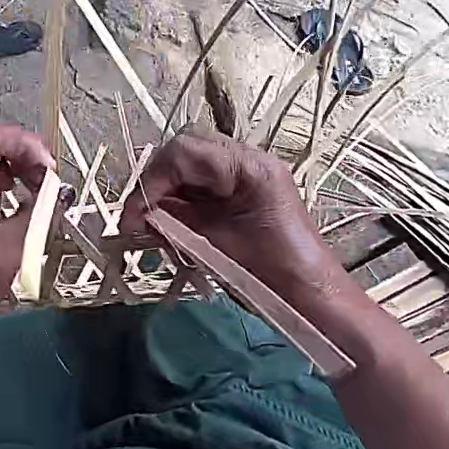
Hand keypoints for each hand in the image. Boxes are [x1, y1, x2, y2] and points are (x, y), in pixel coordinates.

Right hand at [120, 133, 347, 301]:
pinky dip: (186, 201)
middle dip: (157, 182)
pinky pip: (207, 182)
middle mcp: (252, 158)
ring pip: (194, 165)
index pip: (183, 152)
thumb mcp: (214, 245)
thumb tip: (139, 214)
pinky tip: (177, 226)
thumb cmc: (271, 276)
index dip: (151, 182)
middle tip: (141, 219)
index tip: (134, 219)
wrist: (314, 299)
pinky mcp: (249, 189)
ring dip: (169, 191)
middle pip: (187, 150)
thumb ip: (174, 221)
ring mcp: (252, 171)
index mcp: (249, 166)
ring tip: (156, 226)